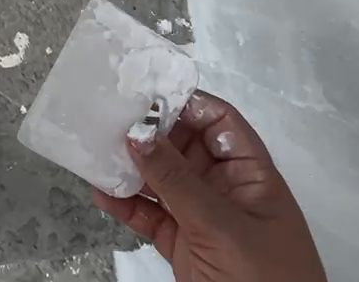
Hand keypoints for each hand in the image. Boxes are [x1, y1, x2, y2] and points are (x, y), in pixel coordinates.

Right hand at [92, 91, 325, 281]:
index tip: (143, 95)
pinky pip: (149, 213)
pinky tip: (101, 193)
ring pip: (160, 179)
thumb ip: (177, 180)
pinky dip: (125, 203)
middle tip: (107, 119)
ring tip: (94, 151)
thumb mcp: (222, 228)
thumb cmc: (263, 281)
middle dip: (147, 133)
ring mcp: (202, 219)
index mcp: (251, 177)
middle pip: (183, 145)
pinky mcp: (182, 246)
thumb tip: (135, 132)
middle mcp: (225, 190)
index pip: (219, 123)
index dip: (185, 104)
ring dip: (129, 167)